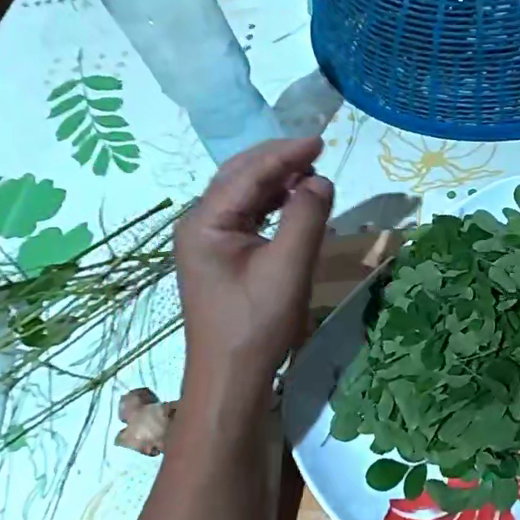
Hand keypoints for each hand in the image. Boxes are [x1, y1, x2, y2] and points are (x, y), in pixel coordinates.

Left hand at [175, 138, 333, 411]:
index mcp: (206, 222)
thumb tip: (319, 179)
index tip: (320, 141)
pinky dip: (270, 203)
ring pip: (242, 194)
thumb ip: (305, 217)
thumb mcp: (288, 268)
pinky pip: (245, 216)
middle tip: (316, 151)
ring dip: (274, 180)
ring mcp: (206, 241)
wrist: (230, 378)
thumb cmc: (256, 324)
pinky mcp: (218, 257)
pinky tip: (292, 202)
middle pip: (239, 176)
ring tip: (309, 172)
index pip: (248, 173)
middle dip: (277, 160)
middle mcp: (199, 224)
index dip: (285, 153)